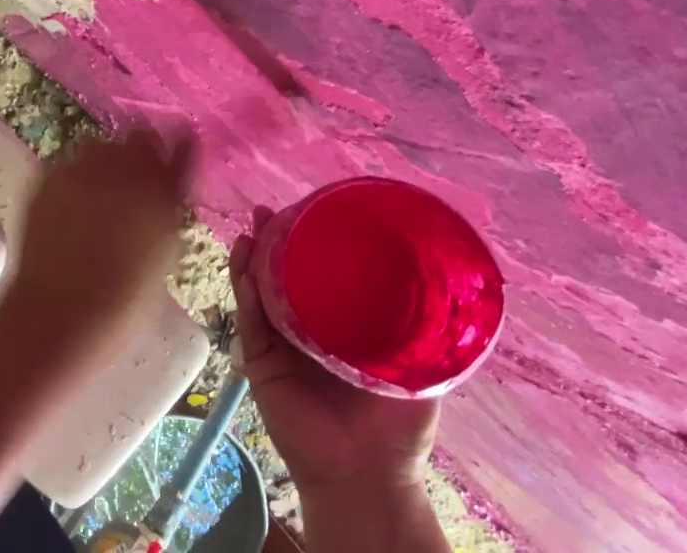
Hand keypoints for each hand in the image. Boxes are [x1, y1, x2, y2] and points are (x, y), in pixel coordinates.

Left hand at [2, 131, 192, 344]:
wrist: (58, 314)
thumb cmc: (121, 301)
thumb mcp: (162, 256)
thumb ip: (167, 211)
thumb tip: (168, 188)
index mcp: (161, 189)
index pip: (177, 148)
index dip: (175, 153)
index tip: (173, 162)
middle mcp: (120, 168)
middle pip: (135, 142)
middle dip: (138, 157)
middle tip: (135, 185)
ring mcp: (78, 169)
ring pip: (99, 148)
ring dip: (105, 163)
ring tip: (102, 195)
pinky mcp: (45, 178)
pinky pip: (68, 164)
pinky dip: (75, 176)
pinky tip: (74, 205)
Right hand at [231, 207, 438, 495]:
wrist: (364, 475)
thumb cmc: (396, 430)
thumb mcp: (418, 374)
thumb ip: (423, 336)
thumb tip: (442, 288)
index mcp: (338, 329)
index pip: (318, 278)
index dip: (309, 245)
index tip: (308, 213)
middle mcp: (304, 330)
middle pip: (281, 276)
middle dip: (273, 241)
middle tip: (269, 211)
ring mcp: (279, 344)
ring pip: (258, 290)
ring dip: (251, 258)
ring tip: (253, 228)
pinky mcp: (259, 361)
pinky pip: (248, 318)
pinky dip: (244, 289)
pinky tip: (245, 264)